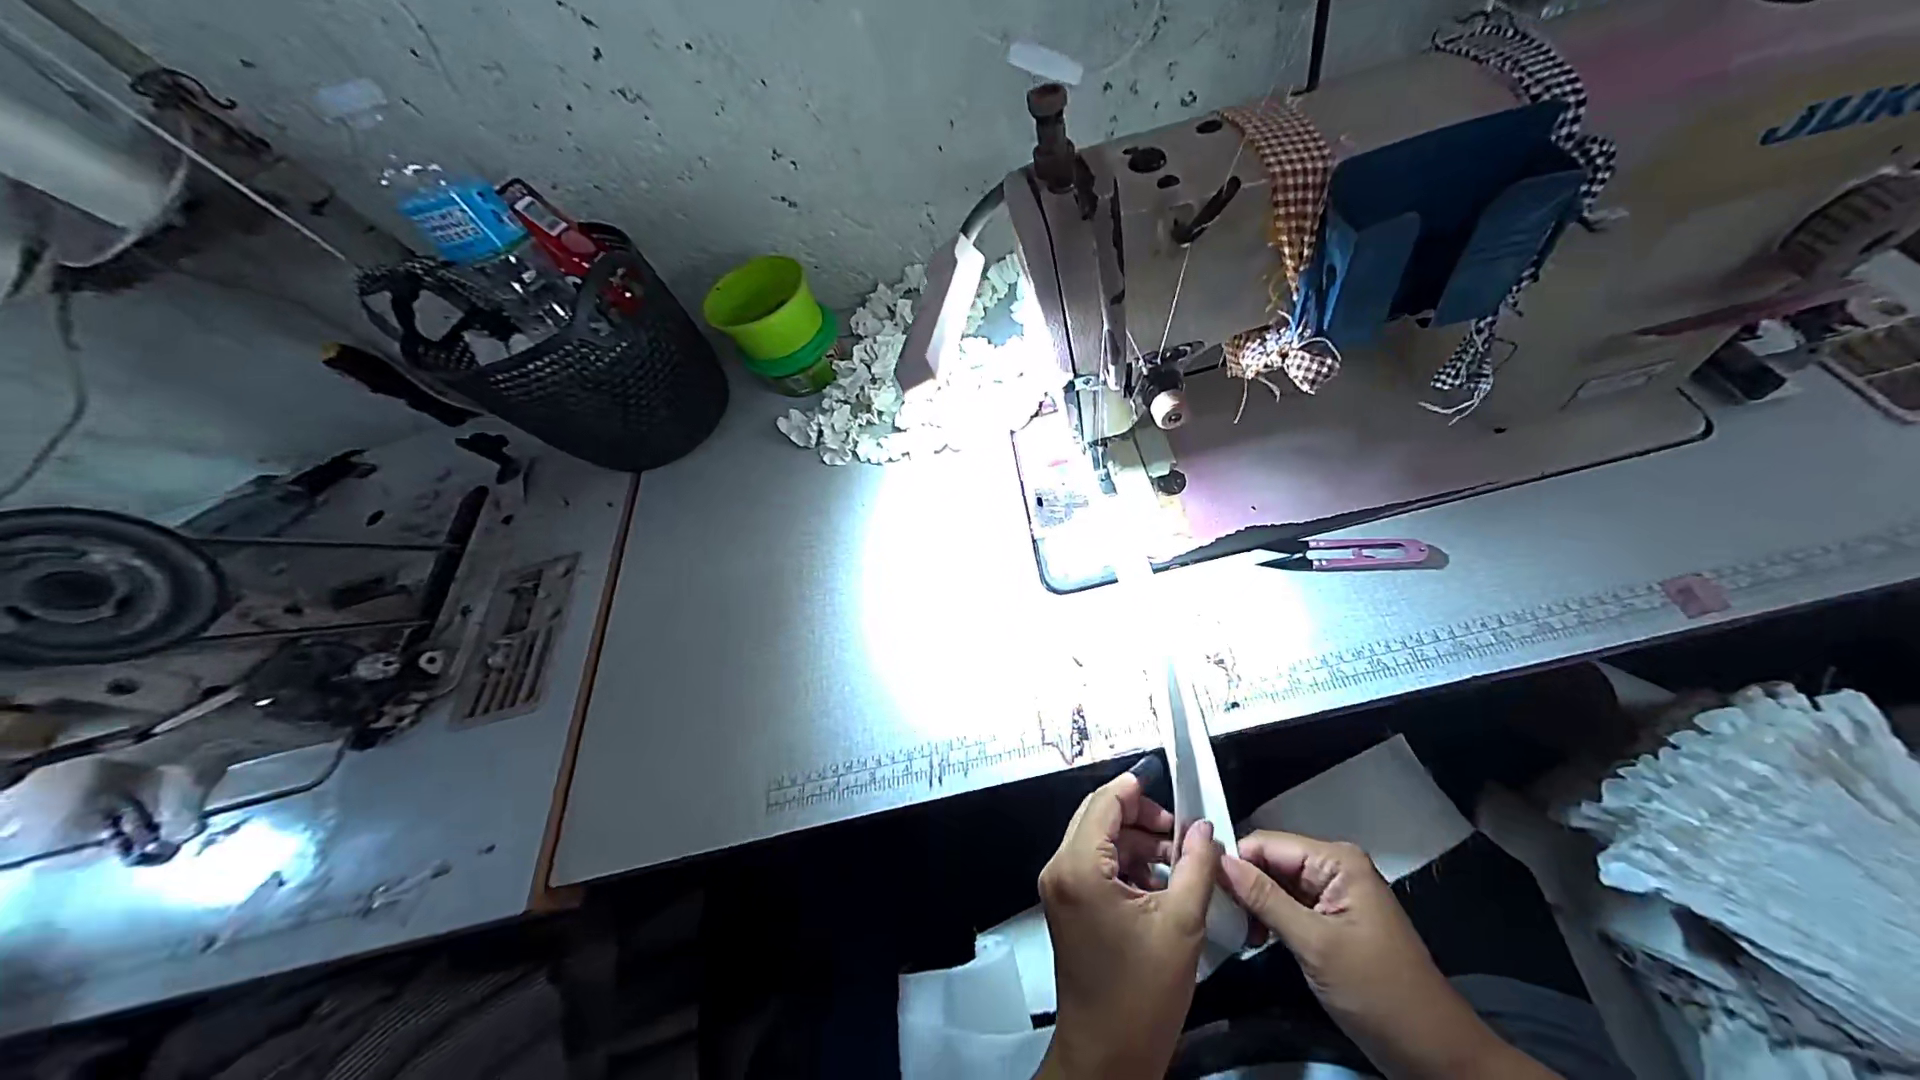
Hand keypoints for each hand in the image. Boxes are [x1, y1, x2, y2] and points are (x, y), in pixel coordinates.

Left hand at [1034, 768, 1221, 1079]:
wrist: (1107, 1054)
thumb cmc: (1143, 992)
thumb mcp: (1181, 924)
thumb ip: (1197, 865)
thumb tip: (1205, 829)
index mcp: (1078, 865)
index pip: (1104, 802)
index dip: (1137, 787)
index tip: (1171, 786)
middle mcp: (1059, 867)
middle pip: (1098, 817)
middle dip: (1142, 818)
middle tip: (1183, 834)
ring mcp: (1059, 886)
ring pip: (1098, 840)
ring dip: (1138, 843)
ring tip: (1180, 863)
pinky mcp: (1067, 904)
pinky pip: (1095, 865)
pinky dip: (1126, 865)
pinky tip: (1160, 885)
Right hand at [1220, 832, 1560, 1079]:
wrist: (1437, 1055)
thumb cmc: (1379, 994)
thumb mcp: (1315, 944)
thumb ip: (1264, 898)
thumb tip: (1216, 860)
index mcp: (1336, 860)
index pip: (1265, 843)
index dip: (1232, 861)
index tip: (1204, 887)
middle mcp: (1334, 866)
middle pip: (1268, 860)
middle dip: (1242, 884)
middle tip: (1219, 915)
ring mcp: (1334, 893)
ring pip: (1274, 883)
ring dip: (1253, 904)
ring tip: (1238, 931)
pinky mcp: (1331, 918)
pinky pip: (1288, 903)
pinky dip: (1268, 918)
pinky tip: (1255, 937)